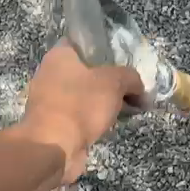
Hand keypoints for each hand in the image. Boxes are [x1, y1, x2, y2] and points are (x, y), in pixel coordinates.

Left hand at [7, 43, 145, 184]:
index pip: (82, 42)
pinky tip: (115, 123)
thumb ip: (130, 77)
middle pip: (86, 70)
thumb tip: (139, 87)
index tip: (124, 58)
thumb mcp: (114, 82)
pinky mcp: (54, 123)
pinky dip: (95, 117)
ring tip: (131, 106)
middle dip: (110, 79)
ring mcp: (49, 100)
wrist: (55, 147)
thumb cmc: (81, 104)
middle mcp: (50, 74)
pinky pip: (79, 114)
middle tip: (133, 86)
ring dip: (105, 100)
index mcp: (58, 56)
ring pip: (84, 94)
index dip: (104, 47)